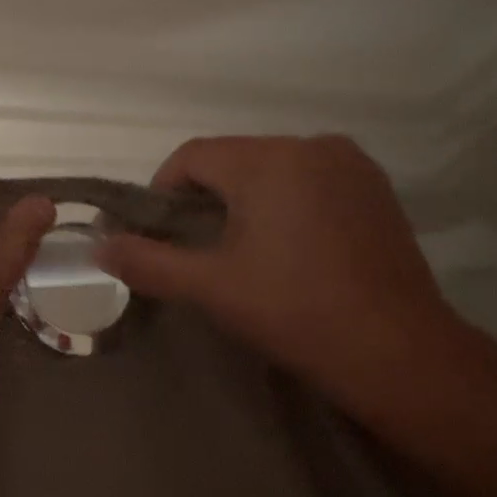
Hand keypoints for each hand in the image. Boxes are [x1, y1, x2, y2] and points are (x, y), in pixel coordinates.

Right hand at [95, 135, 452, 382]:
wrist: (396, 350)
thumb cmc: (294, 311)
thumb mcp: (210, 287)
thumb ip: (148, 261)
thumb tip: (99, 247)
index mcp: (269, 160)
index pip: (191, 156)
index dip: (160, 193)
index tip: (155, 237)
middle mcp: (313, 146)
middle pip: (233, 159)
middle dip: (204, 200)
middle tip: (195, 253)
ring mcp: (352, 166)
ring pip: (273, 171)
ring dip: (245, 203)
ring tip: (241, 256)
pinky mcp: (376, 191)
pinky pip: (310, 183)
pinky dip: (286, 206)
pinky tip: (288, 253)